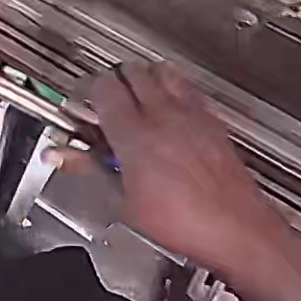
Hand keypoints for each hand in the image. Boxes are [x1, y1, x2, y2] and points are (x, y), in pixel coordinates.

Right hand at [85, 62, 297, 282]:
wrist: (237, 230)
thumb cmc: (185, 223)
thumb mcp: (123, 202)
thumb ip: (90, 168)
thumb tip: (64, 155)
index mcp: (135, 134)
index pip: (103, 87)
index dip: (86, 90)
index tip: (81, 103)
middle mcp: (163, 115)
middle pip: (131, 71)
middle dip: (112, 81)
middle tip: (103, 100)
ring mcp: (190, 114)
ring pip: (161, 71)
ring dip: (143, 78)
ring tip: (134, 98)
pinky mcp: (211, 120)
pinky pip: (187, 88)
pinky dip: (171, 89)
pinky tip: (167, 110)